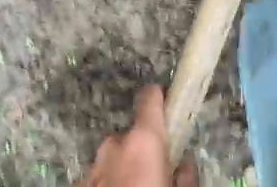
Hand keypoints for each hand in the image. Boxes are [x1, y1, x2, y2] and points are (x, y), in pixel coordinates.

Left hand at [79, 86, 197, 186]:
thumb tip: (183, 164)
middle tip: (154, 178)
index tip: (167, 111)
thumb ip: (185, 178)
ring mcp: (91, 168)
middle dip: (142, 153)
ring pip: (113, 160)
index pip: (149, 98)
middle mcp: (114, 145)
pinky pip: (98, 179)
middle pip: (132, 137)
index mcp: (144, 141)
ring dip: (122, 172)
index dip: (158, 101)